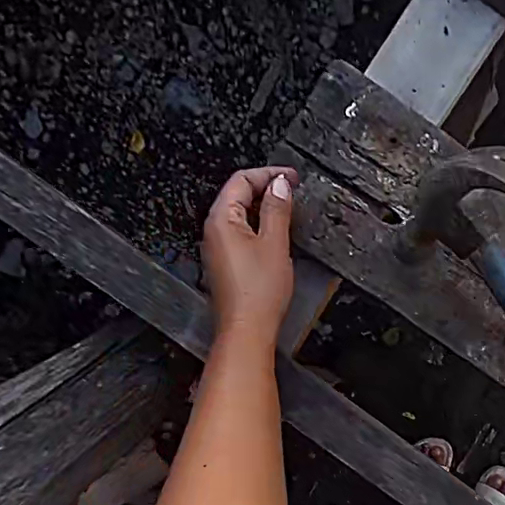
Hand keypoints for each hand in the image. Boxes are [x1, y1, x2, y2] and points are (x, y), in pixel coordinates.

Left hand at [202, 167, 296, 344]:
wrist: (247, 330)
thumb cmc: (258, 293)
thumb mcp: (275, 243)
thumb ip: (277, 209)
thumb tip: (280, 185)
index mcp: (221, 220)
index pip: (241, 180)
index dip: (268, 174)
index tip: (290, 177)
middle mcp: (213, 232)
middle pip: (237, 195)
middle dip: (265, 188)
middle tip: (291, 190)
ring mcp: (217, 249)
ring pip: (239, 215)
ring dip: (262, 208)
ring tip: (287, 210)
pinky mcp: (225, 264)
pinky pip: (239, 234)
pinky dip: (257, 227)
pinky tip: (274, 235)